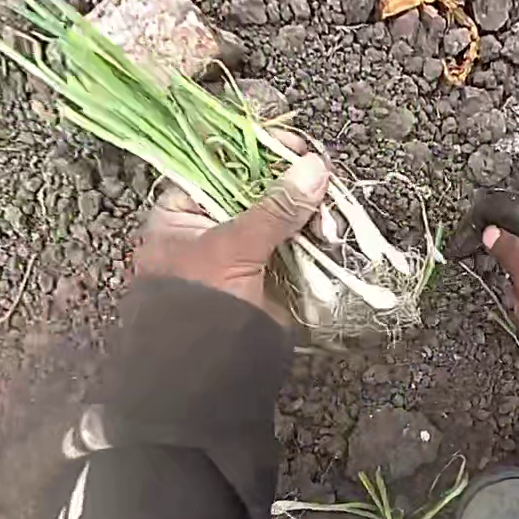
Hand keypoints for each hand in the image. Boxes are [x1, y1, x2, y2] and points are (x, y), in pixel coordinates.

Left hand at [133, 152, 329, 324]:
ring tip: (328, 223)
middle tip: (324, 180)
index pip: (224, 163)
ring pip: (287, 213)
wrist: (212, 371)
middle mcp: (217, 223)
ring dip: (312, 212)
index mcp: (186, 210)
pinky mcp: (277, 270)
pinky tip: (331, 234)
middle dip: (295, 184)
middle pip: (262, 186)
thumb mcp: (231, 248)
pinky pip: (302, 241)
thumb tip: (315, 167)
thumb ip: (275, 208)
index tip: (295, 147)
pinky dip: (318, 236)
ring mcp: (250, 247)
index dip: (259, 151)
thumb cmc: (201, 303)